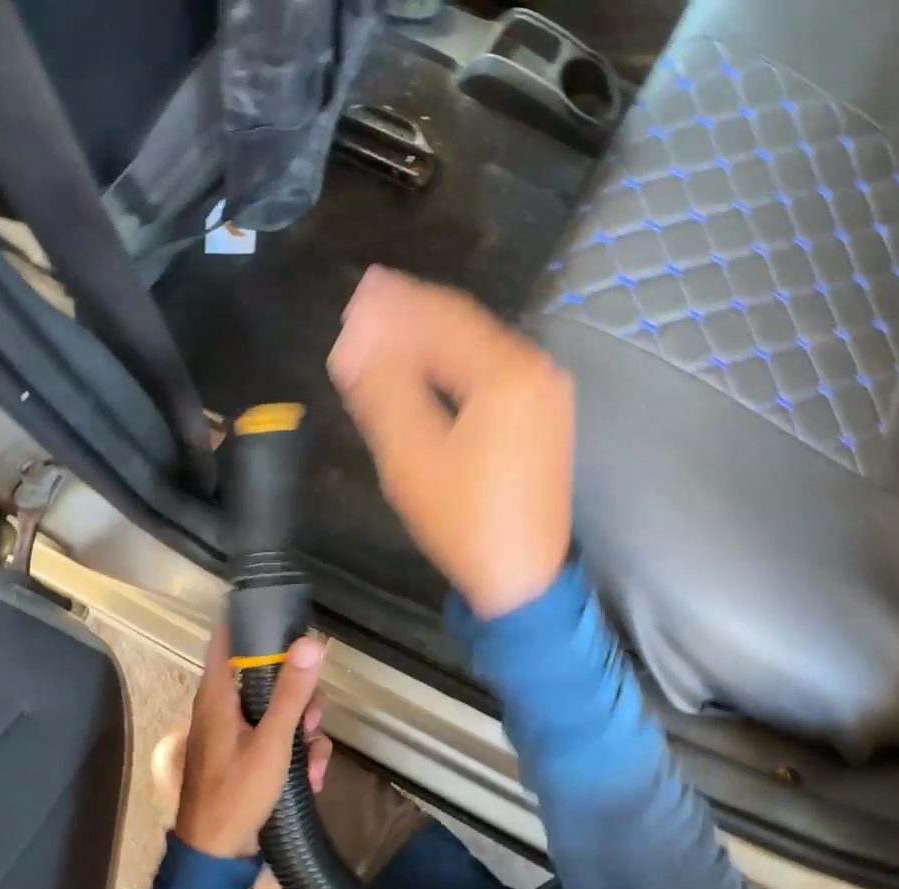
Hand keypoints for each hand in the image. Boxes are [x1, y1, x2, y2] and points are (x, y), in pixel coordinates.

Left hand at [173, 629, 331, 858]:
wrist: (217, 856)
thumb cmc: (237, 793)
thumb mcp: (271, 741)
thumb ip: (292, 693)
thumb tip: (311, 642)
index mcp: (217, 697)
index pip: (228, 641)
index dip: (256, 628)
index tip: (289, 628)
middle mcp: (224, 710)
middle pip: (267, 680)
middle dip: (299, 697)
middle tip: (312, 719)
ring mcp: (236, 736)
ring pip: (279, 713)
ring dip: (304, 733)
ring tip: (313, 760)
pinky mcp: (248, 759)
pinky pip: (278, 742)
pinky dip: (297, 756)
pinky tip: (310, 778)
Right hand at [328, 266, 574, 618]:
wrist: (522, 576)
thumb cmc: (464, 521)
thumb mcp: (411, 457)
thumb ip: (382, 389)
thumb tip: (352, 340)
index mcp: (507, 374)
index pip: (440, 318)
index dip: (392, 307)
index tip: (353, 301)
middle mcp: (536, 369)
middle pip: (462, 324)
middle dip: (408, 316)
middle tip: (361, 311)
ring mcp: (546, 391)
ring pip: (476, 345)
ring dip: (429, 338)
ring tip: (381, 335)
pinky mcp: (544, 413)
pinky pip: (491, 369)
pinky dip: (453, 362)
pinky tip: (422, 366)